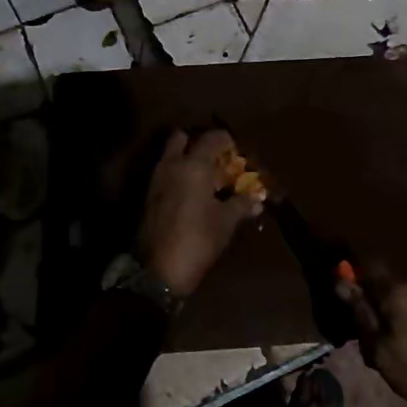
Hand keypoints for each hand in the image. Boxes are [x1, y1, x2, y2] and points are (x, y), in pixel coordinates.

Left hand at [136, 129, 262, 296]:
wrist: (158, 269)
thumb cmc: (197, 239)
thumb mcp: (225, 222)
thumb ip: (241, 204)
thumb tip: (257, 199)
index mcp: (193, 165)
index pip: (212, 138)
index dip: (227, 140)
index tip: (238, 151)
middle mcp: (172, 165)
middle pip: (181, 138)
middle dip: (198, 144)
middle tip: (216, 161)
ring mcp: (156, 180)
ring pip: (170, 156)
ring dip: (186, 160)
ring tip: (207, 180)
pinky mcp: (148, 196)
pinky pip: (165, 174)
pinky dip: (178, 176)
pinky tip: (193, 195)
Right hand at [341, 270, 406, 406]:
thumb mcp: (381, 350)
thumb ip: (360, 313)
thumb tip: (341, 281)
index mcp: (399, 290)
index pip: (368, 266)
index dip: (351, 275)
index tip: (342, 295)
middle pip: (386, 287)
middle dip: (373, 306)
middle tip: (366, 341)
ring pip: (404, 303)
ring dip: (392, 321)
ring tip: (390, 355)